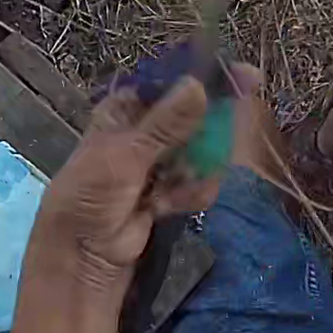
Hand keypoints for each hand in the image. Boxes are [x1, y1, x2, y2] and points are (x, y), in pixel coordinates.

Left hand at [25, 76, 223, 297]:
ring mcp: (165, 160)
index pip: (174, 82)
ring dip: (196, 172)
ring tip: (171, 190)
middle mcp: (149, 129)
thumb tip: (198, 85)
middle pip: (198, 116)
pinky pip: (202, 182)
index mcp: (128, 108)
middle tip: (218, 143)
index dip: (208, 77)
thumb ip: (166, 124)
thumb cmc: (91, 195)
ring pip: (206, 151)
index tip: (247, 78)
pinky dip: (191, 195)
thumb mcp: (126, 155)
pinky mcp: (176, 188)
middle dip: (208, 135)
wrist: (85, 255)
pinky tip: (167, 207)